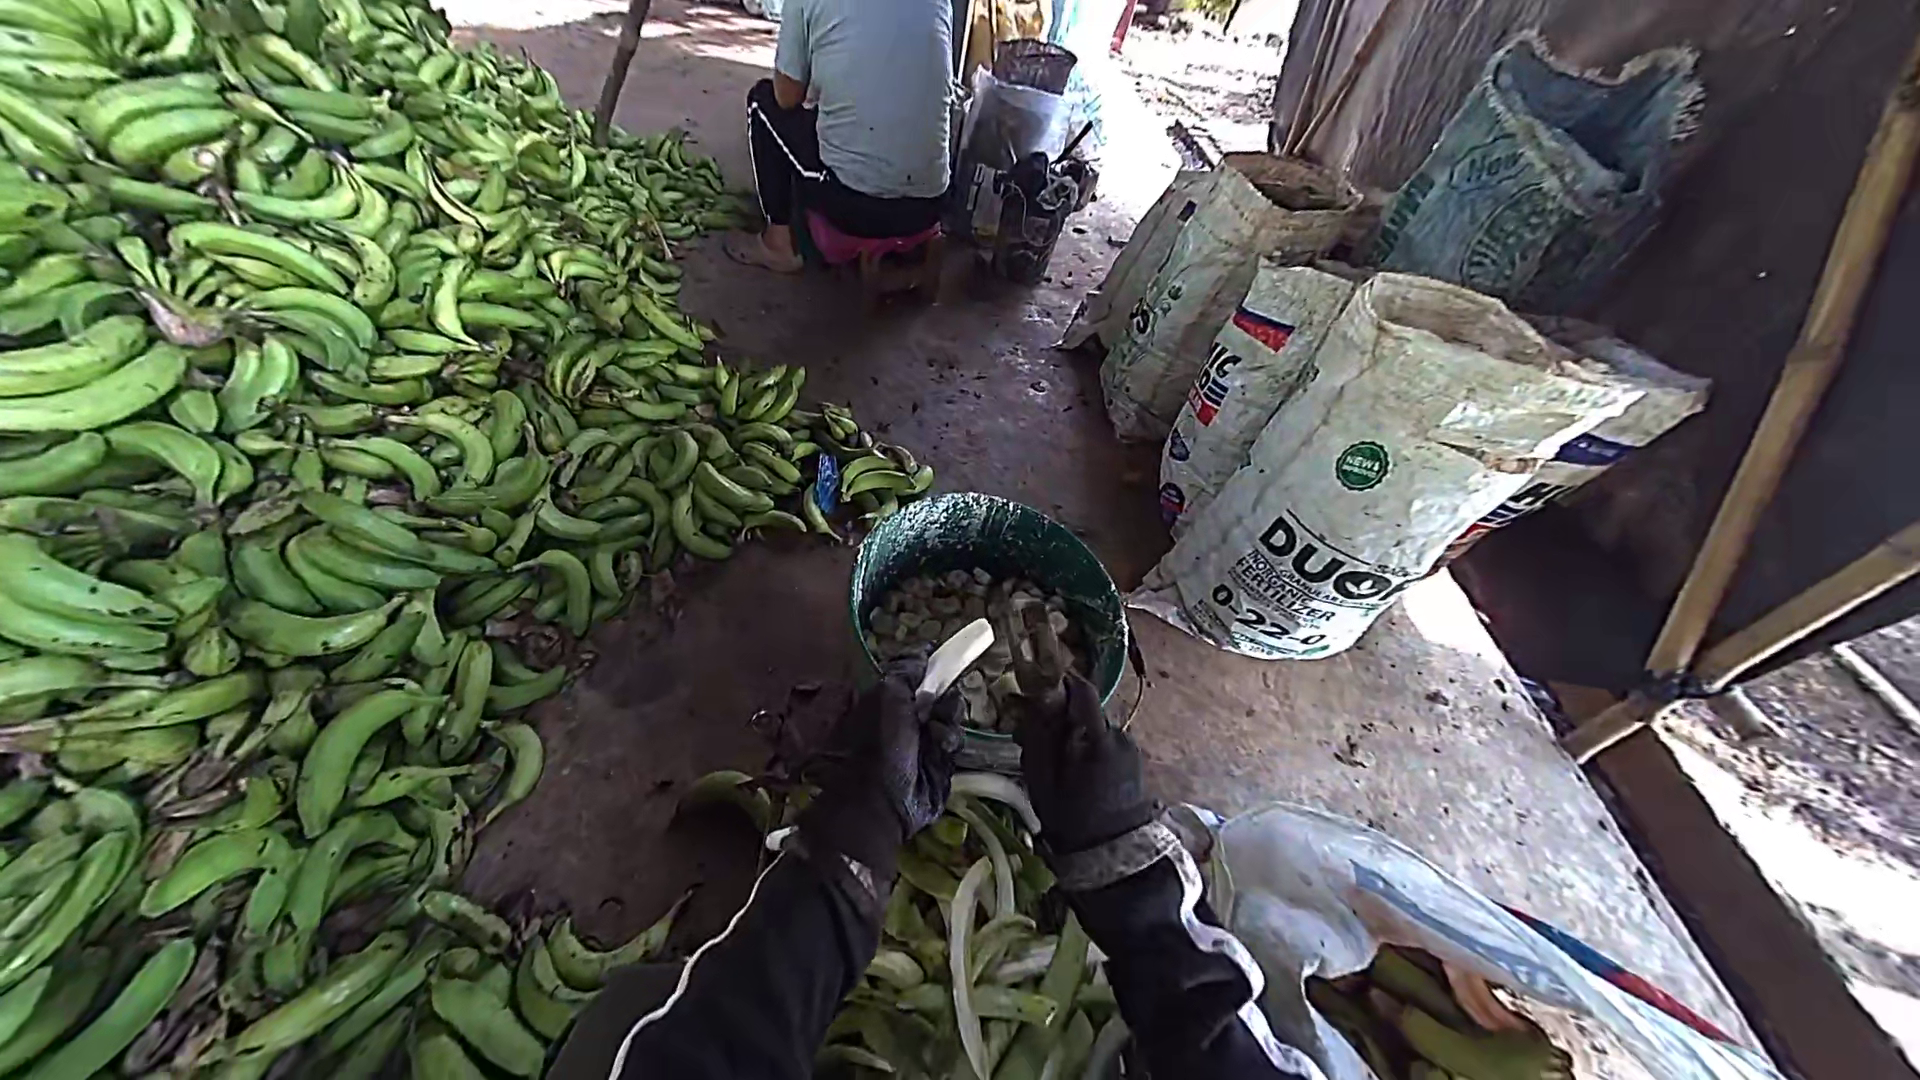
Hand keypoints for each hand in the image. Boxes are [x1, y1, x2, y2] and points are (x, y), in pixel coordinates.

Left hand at [799, 662, 963, 878]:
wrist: (881, 799)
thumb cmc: (878, 741)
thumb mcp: (888, 694)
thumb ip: (907, 670)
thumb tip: (925, 651)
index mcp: (890, 696)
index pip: (917, 670)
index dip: (931, 661)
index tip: (946, 653)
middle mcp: (908, 713)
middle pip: (941, 688)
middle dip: (944, 691)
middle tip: (936, 700)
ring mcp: (926, 736)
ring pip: (952, 712)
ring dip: (946, 718)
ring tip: (935, 730)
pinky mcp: (942, 758)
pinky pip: (956, 737)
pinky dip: (948, 738)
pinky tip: (939, 746)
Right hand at [1014, 674, 1154, 854]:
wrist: (1114, 857)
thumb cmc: (1072, 819)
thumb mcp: (1043, 779)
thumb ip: (1039, 736)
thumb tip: (1036, 701)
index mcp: (1098, 740)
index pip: (1083, 691)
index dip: (1061, 680)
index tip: (1040, 684)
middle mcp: (1120, 737)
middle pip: (1086, 709)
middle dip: (1062, 715)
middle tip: (1038, 732)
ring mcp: (1130, 748)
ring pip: (1095, 726)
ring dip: (1076, 733)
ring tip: (1058, 759)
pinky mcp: (1134, 760)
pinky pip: (1105, 741)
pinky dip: (1089, 747)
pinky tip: (1078, 770)